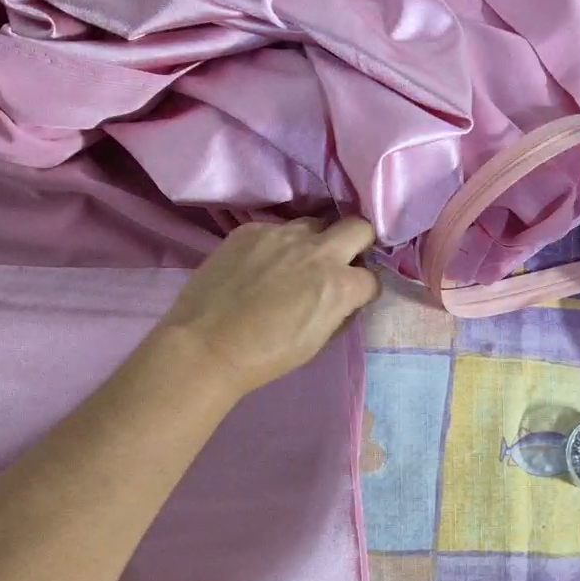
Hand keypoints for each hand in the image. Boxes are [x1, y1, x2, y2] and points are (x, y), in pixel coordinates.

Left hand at [155, 217, 380, 397]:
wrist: (207, 345)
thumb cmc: (267, 355)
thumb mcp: (318, 340)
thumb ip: (339, 311)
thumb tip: (345, 299)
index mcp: (340, 284)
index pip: (372, 278)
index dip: (364, 290)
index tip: (354, 297)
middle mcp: (318, 250)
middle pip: (359, 227)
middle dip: (358, 244)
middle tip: (340, 264)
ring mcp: (282, 234)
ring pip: (315, 224)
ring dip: (315, 242)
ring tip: (294, 264)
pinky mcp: (251, 230)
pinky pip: (276, 229)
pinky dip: (277, 245)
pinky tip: (260, 267)